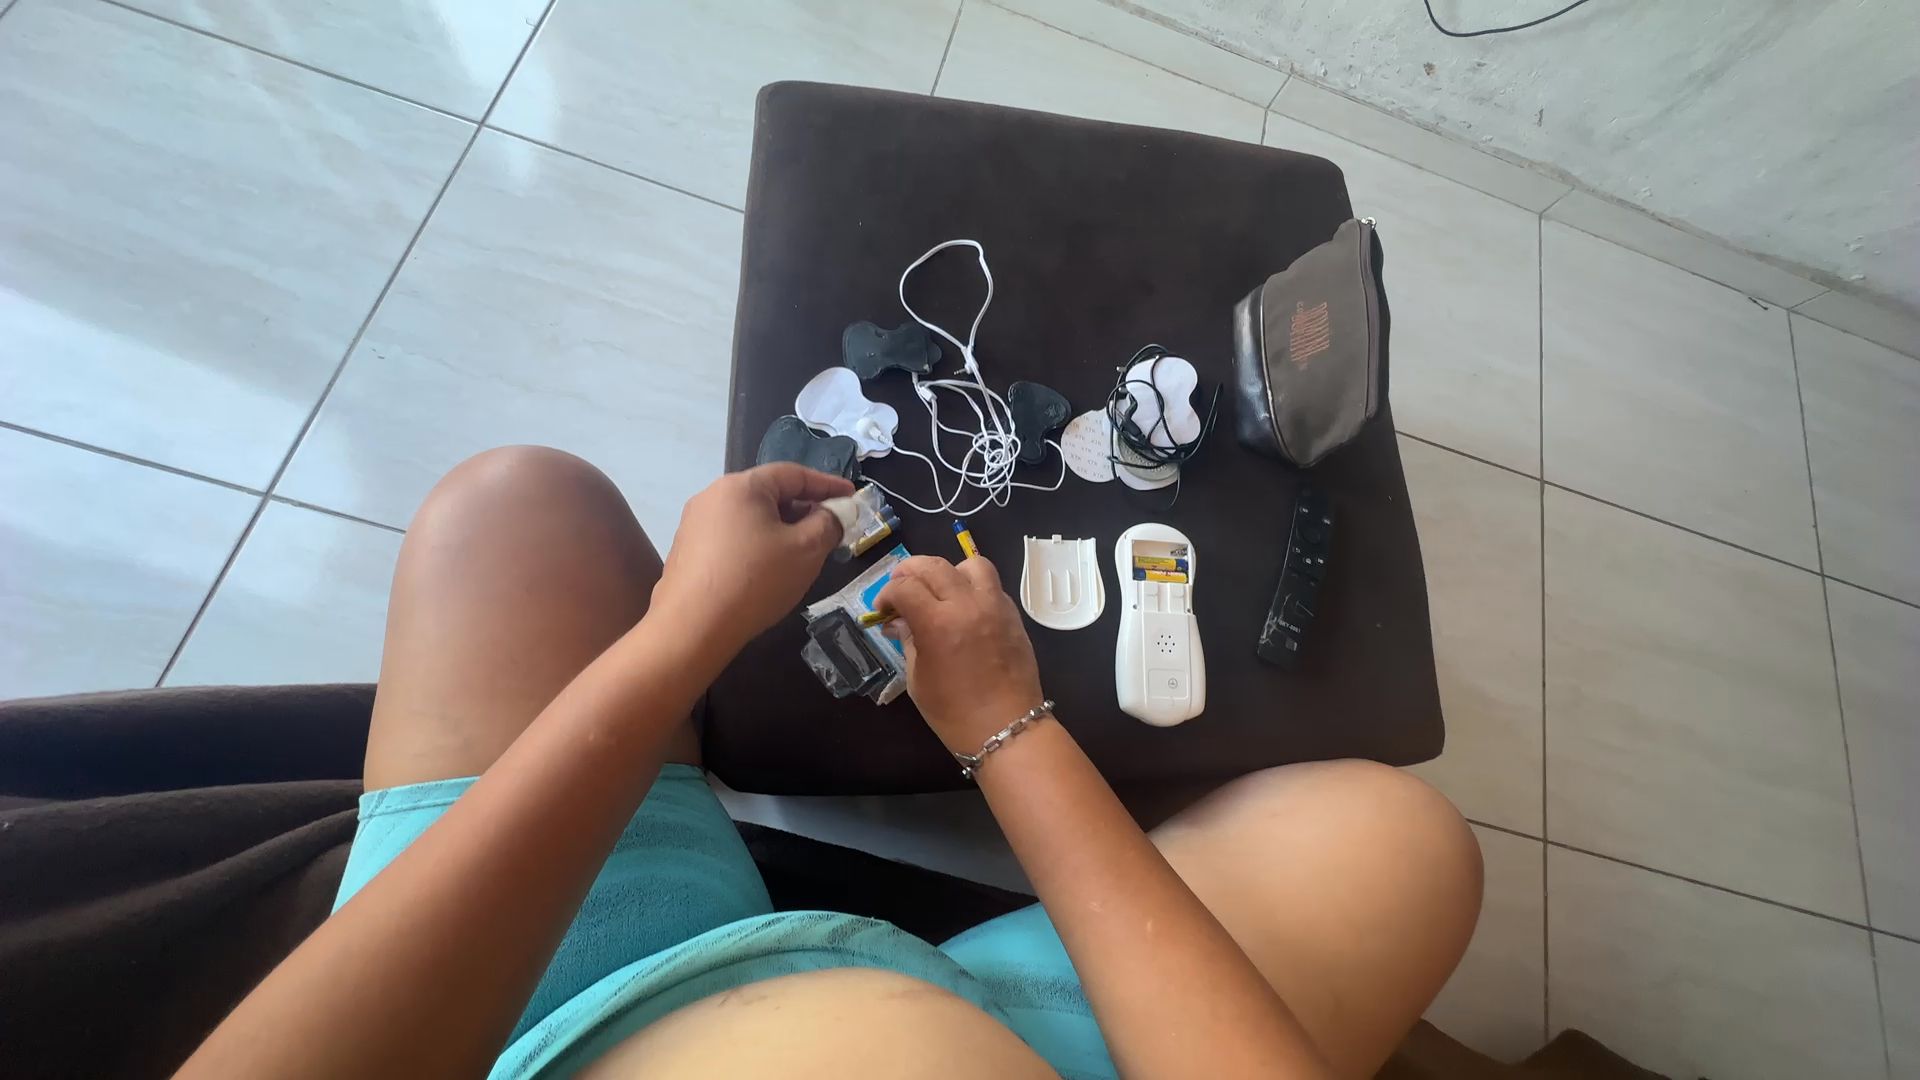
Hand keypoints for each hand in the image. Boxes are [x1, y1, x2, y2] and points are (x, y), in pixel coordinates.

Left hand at [653, 464, 853, 652]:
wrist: (693, 628)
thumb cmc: (756, 580)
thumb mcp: (807, 549)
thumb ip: (829, 523)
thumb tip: (833, 514)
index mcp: (742, 486)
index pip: (793, 474)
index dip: (828, 484)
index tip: (852, 495)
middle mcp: (714, 496)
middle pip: (770, 494)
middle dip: (805, 509)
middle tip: (832, 528)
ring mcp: (696, 524)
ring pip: (752, 518)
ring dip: (783, 529)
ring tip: (805, 551)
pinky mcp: (689, 551)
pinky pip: (734, 538)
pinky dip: (759, 545)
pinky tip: (771, 569)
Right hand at [874, 554, 1044, 753]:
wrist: (1007, 728)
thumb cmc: (954, 712)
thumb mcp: (918, 679)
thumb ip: (908, 641)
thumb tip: (897, 621)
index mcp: (938, 623)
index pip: (904, 587)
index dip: (887, 593)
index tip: (883, 609)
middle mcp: (968, 605)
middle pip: (934, 566)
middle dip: (910, 571)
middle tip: (900, 587)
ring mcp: (995, 606)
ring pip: (971, 564)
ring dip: (948, 570)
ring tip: (939, 589)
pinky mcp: (1013, 615)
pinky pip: (992, 585)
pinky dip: (973, 586)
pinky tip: (964, 607)